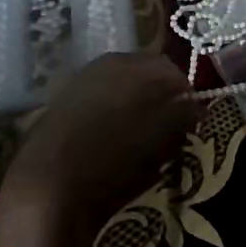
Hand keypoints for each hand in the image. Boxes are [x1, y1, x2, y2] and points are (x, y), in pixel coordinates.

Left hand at [0, 53, 201, 244]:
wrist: (49, 182)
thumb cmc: (112, 156)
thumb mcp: (158, 137)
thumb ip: (182, 116)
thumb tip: (197, 107)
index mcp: (130, 64)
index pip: (170, 69)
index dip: (186, 93)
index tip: (195, 119)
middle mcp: (104, 64)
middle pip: (145, 75)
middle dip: (163, 98)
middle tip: (174, 128)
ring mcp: (80, 82)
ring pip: (122, 87)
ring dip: (139, 105)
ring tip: (147, 137)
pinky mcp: (62, 103)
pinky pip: (101, 101)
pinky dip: (115, 114)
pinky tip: (116, 140)